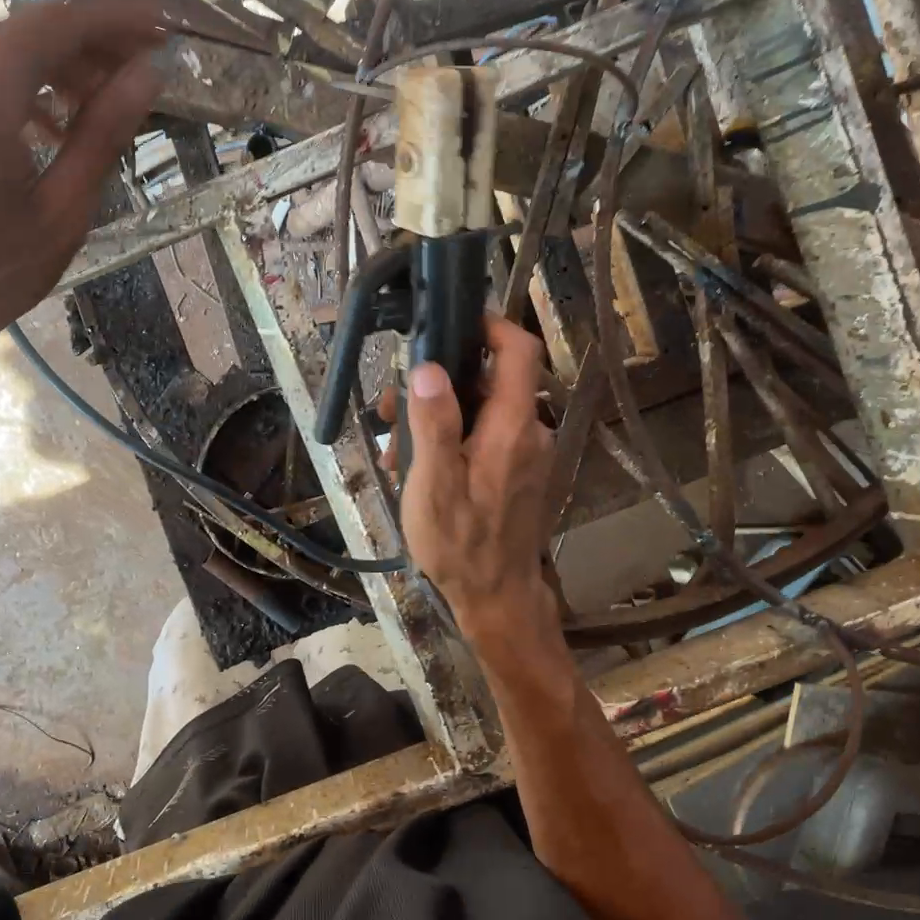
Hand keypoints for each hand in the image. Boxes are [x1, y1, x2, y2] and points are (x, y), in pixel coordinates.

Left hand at [0, 0, 165, 384]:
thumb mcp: (60, 212)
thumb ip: (102, 134)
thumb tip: (145, 74)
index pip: (57, 23)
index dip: (116, 17)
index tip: (164, 25)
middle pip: (29, 31)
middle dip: (92, 41)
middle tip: (143, 68)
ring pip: (3, 52)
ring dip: (58, 65)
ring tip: (105, 101)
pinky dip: (23, 86)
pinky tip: (52, 125)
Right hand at [399, 315, 559, 637]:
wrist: (495, 598)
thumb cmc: (460, 543)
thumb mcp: (435, 483)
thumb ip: (434, 423)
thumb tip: (428, 368)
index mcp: (511, 427)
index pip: (518, 351)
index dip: (491, 325)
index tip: (454, 321)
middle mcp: (528, 431)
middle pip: (488, 380)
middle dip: (438, 383)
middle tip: (391, 409)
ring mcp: (525, 453)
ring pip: (481, 410)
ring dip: (438, 417)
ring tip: (397, 450)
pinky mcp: (518, 472)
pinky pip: (485, 437)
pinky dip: (452, 440)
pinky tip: (418, 469)